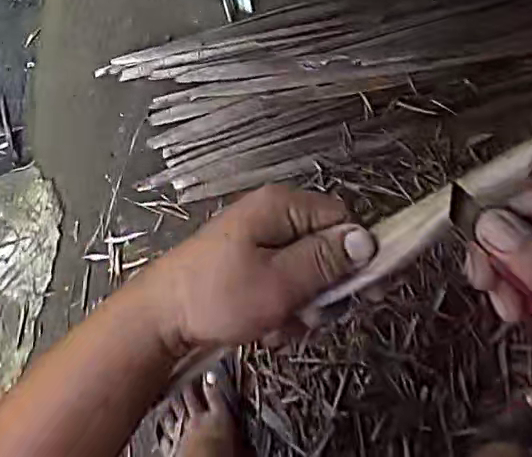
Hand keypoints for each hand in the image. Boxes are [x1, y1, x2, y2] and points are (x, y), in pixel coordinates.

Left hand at [131, 185, 375, 357]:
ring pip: (308, 273)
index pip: (341, 219)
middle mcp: (274, 215)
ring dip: (302, 306)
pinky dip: (282, 309)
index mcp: (281, 206)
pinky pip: (286, 285)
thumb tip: (367, 240)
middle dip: (323, 289)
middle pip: (327, 248)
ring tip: (276, 321)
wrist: (164, 318)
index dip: (356, 256)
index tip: (361, 293)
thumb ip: (325, 261)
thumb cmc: (217, 296)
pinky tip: (264, 324)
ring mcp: (262, 239)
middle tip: (305, 313)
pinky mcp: (253, 263)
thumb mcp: (280, 283)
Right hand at [462, 181, 531, 456]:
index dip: (504, 209)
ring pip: (518, 234)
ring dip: (500, 266)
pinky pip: (524, 258)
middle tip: (484, 277)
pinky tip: (514, 304)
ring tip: (504, 302)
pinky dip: (510, 280)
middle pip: (527, 212)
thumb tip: (491, 223)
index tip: (476, 235)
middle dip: (497, 243)